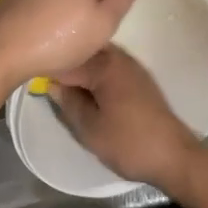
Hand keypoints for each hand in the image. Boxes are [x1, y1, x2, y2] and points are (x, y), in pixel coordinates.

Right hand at [50, 46, 201, 187]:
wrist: (172, 155)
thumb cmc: (128, 142)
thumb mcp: (90, 129)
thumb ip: (69, 103)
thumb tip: (51, 84)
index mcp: (105, 65)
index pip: (68, 59)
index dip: (49, 69)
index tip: (35, 78)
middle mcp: (119, 57)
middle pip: (84, 53)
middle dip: (66, 63)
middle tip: (49, 82)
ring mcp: (131, 65)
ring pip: (97, 58)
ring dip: (81, 68)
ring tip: (67, 86)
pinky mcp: (138, 77)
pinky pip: (109, 66)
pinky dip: (96, 74)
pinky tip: (90, 90)